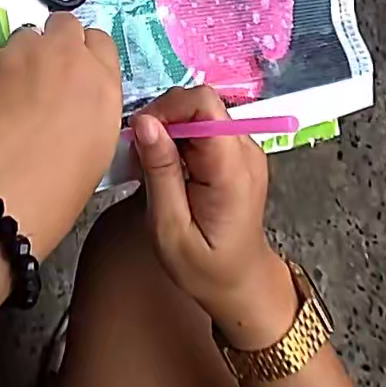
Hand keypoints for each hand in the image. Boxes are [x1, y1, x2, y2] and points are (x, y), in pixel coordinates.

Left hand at [0, 12, 120, 257]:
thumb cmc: (54, 190)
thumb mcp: (96, 150)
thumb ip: (92, 109)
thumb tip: (76, 102)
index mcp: (103, 83)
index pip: (101, 42)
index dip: (86, 55)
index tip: (76, 73)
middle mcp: (68, 56)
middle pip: (65, 24)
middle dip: (56, 42)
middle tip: (45, 74)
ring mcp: (26, 53)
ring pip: (27, 35)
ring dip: (24, 54)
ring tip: (12, 90)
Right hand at [130, 85, 297, 349]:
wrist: (240, 284)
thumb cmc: (204, 268)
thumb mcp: (169, 228)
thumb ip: (159, 171)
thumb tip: (144, 121)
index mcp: (232, 169)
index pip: (204, 104)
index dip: (167, 108)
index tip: (141, 135)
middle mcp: (244, 149)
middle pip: (200, 102)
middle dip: (163, 118)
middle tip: (140, 153)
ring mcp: (242, 148)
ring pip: (197, 110)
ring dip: (167, 128)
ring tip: (150, 164)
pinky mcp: (233, 151)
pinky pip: (201, 125)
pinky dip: (176, 137)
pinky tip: (166, 166)